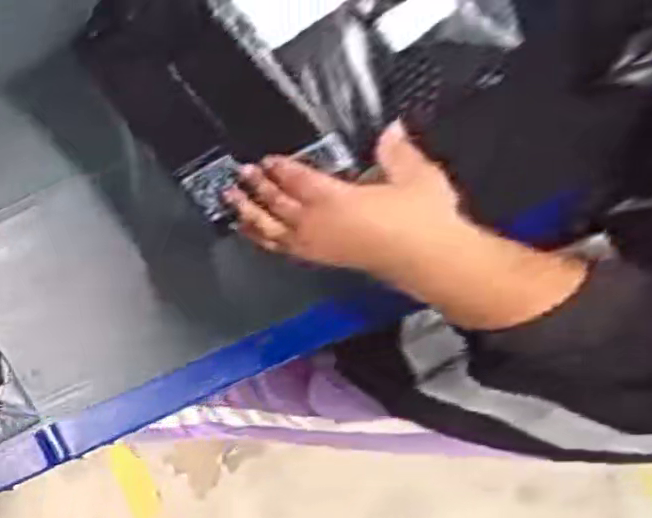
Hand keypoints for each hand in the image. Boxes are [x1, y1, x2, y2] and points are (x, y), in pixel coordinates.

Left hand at [226, 123, 474, 278]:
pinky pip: (270, 244)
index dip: (280, 168)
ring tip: (231, 199)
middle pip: (275, 201)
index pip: (298, 180)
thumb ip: (396, 152)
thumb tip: (390, 128)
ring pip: (265, 224)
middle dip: (256, 186)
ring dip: (246, 210)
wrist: (418, 256)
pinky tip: (244, 228)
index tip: (265, 160)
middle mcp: (311, 222)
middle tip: (239, 174)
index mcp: (333, 199)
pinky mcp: (306, 255)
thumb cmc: (420, 216)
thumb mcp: (415, 175)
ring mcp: (305, 241)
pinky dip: (254, 234)